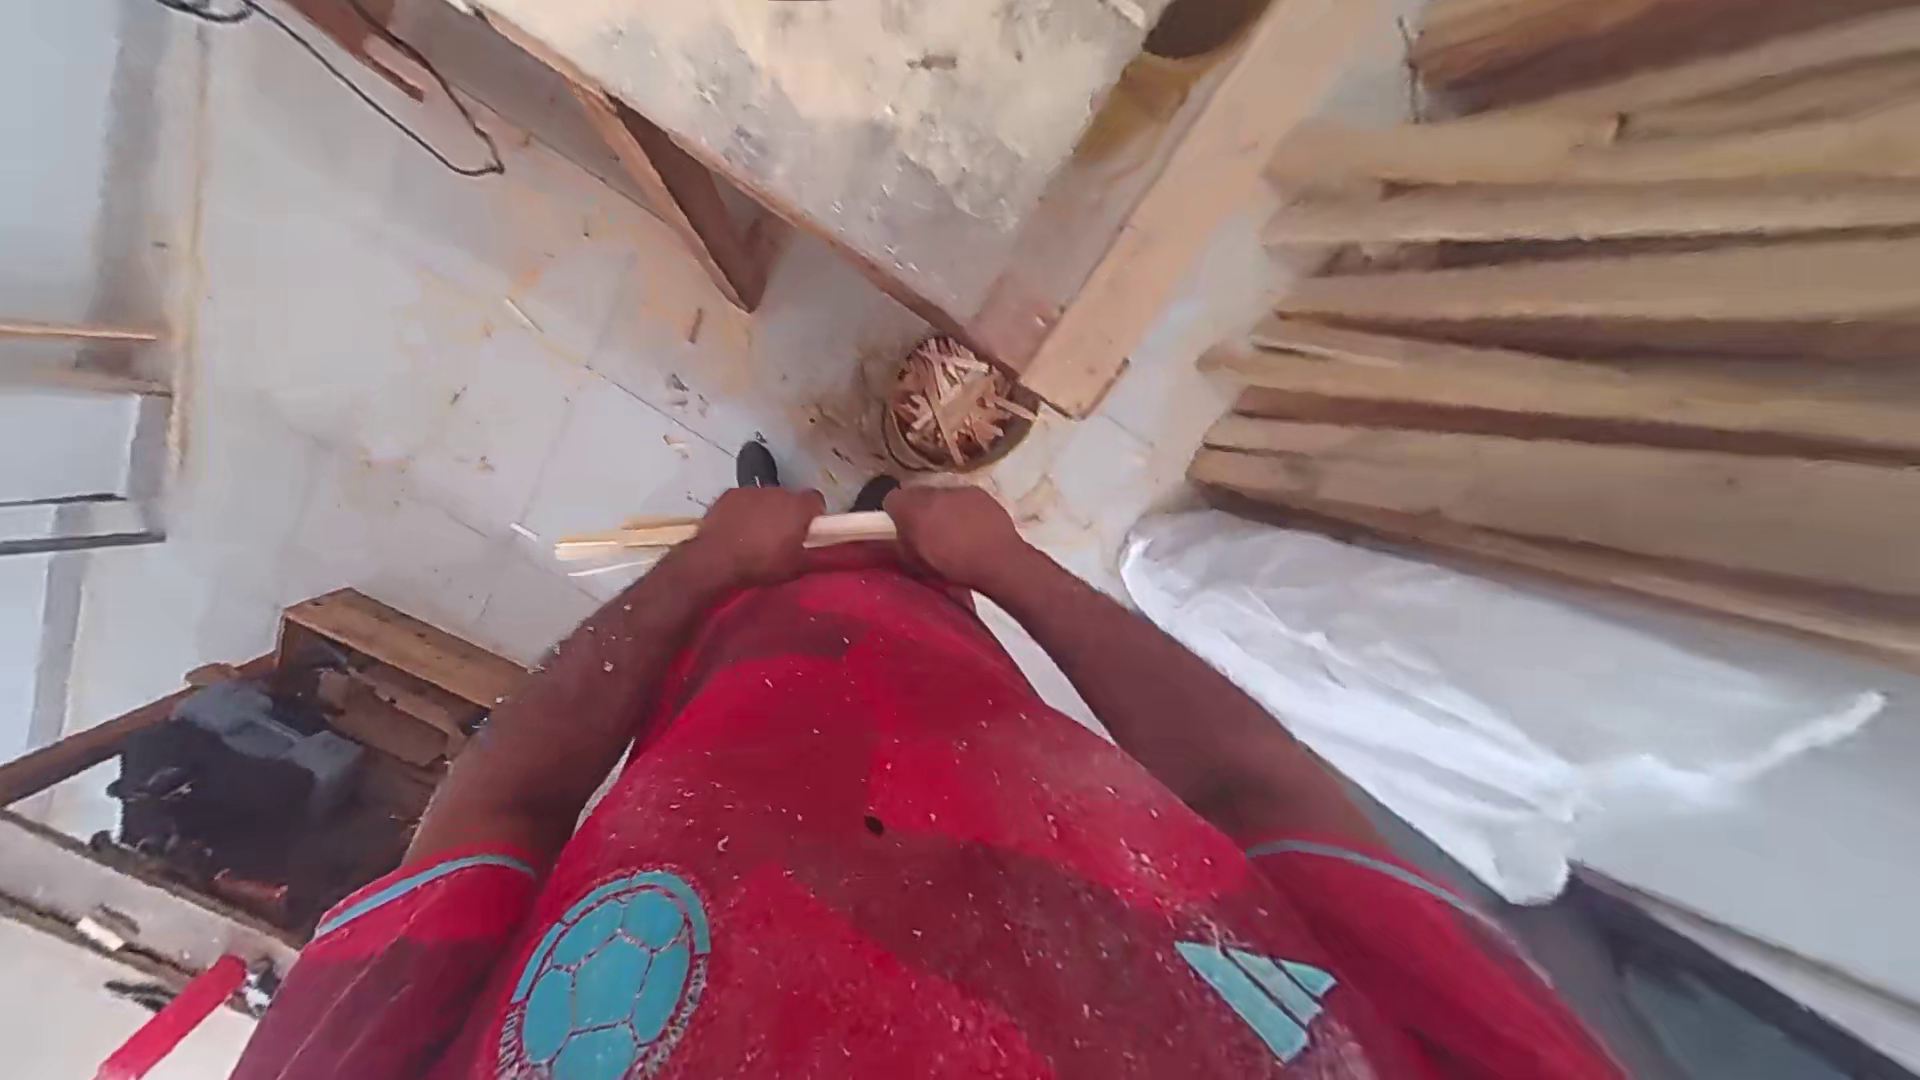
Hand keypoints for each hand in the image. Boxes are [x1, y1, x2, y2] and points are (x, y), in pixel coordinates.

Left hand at [677, 487, 824, 589]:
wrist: (716, 560)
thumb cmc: (761, 564)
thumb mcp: (795, 568)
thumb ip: (812, 554)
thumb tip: (819, 551)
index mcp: (798, 507)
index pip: (816, 500)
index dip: (814, 514)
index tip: (808, 529)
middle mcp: (777, 492)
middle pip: (790, 498)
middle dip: (788, 513)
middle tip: (781, 536)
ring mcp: (751, 491)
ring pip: (766, 498)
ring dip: (766, 511)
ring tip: (755, 533)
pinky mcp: (729, 494)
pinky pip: (744, 500)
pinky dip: (744, 511)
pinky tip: (737, 528)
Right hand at [883, 486, 1033, 593]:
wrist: (997, 561)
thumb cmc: (953, 567)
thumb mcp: (917, 563)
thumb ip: (905, 543)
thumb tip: (905, 534)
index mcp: (912, 508)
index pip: (892, 499)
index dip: (895, 513)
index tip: (904, 528)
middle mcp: (933, 492)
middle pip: (919, 495)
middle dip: (921, 510)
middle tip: (930, 532)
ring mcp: (958, 490)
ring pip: (942, 496)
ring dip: (944, 509)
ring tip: (956, 531)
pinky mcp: (980, 493)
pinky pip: (964, 499)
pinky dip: (965, 510)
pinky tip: (975, 528)